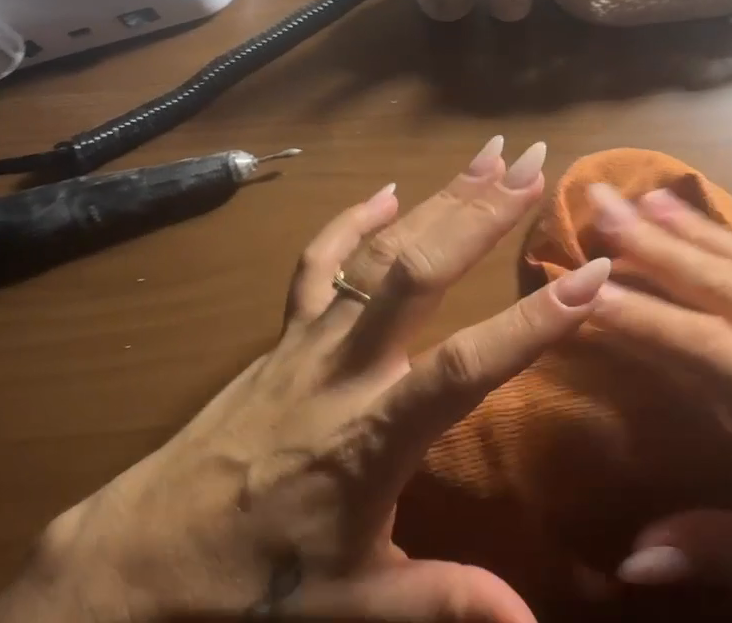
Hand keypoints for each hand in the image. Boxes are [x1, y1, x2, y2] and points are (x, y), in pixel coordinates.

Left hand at [0, 137, 608, 622]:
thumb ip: (446, 600)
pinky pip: (317, 263)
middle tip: (535, 164)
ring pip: (380, 254)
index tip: (590, 277)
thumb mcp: (356, 601)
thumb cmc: (253, 579)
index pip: (465, 367)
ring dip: (438, 199)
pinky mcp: (281, 334)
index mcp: (374, 434)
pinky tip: (387, 189)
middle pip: (419, 272)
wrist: (141, 553)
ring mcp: (309, 340)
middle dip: (481, 214)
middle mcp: (346, 368)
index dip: (530, 323)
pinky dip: (353, 221)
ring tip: (490, 153)